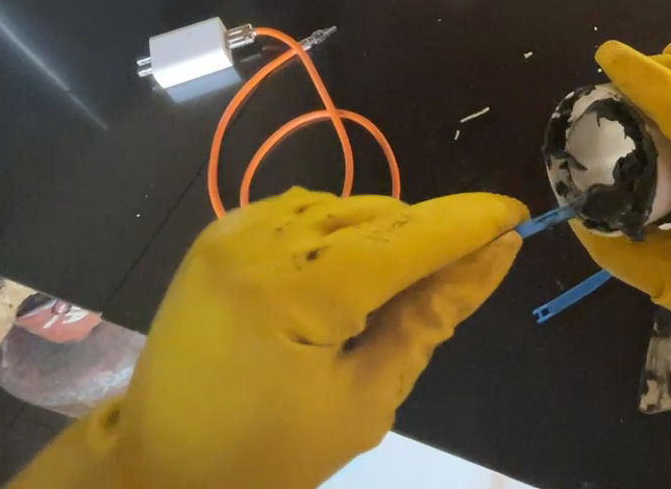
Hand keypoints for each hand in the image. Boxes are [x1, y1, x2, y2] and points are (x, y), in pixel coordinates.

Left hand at [13, 189, 527, 488]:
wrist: (151, 469)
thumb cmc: (265, 458)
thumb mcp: (369, 398)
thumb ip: (437, 313)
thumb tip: (501, 250)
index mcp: (299, 289)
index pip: (411, 236)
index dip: (471, 221)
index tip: (519, 213)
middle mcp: (266, 237)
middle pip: (386, 217)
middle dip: (431, 239)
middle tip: (453, 280)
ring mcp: (240, 224)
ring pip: (353, 207)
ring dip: (387, 237)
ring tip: (382, 296)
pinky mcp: (226, 225)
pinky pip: (313, 209)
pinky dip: (343, 233)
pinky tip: (339, 276)